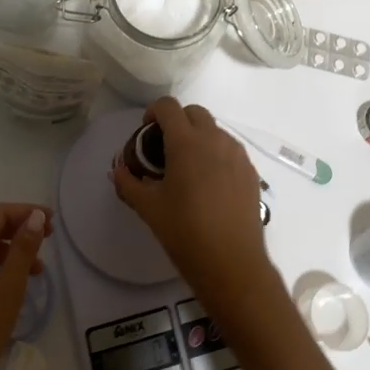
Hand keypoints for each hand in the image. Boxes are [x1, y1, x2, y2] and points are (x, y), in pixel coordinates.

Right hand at [113, 98, 270, 293]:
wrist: (232, 263)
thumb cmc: (185, 232)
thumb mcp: (149, 208)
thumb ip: (129, 183)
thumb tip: (118, 170)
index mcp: (186, 142)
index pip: (168, 106)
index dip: (154, 111)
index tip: (146, 130)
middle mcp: (214, 139)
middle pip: (194, 112)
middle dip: (177, 121)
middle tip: (164, 147)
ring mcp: (236, 154)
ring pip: (214, 130)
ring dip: (198, 136)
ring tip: (187, 167)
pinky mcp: (250, 171)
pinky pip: (230, 150)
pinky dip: (216, 154)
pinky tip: (209, 183)